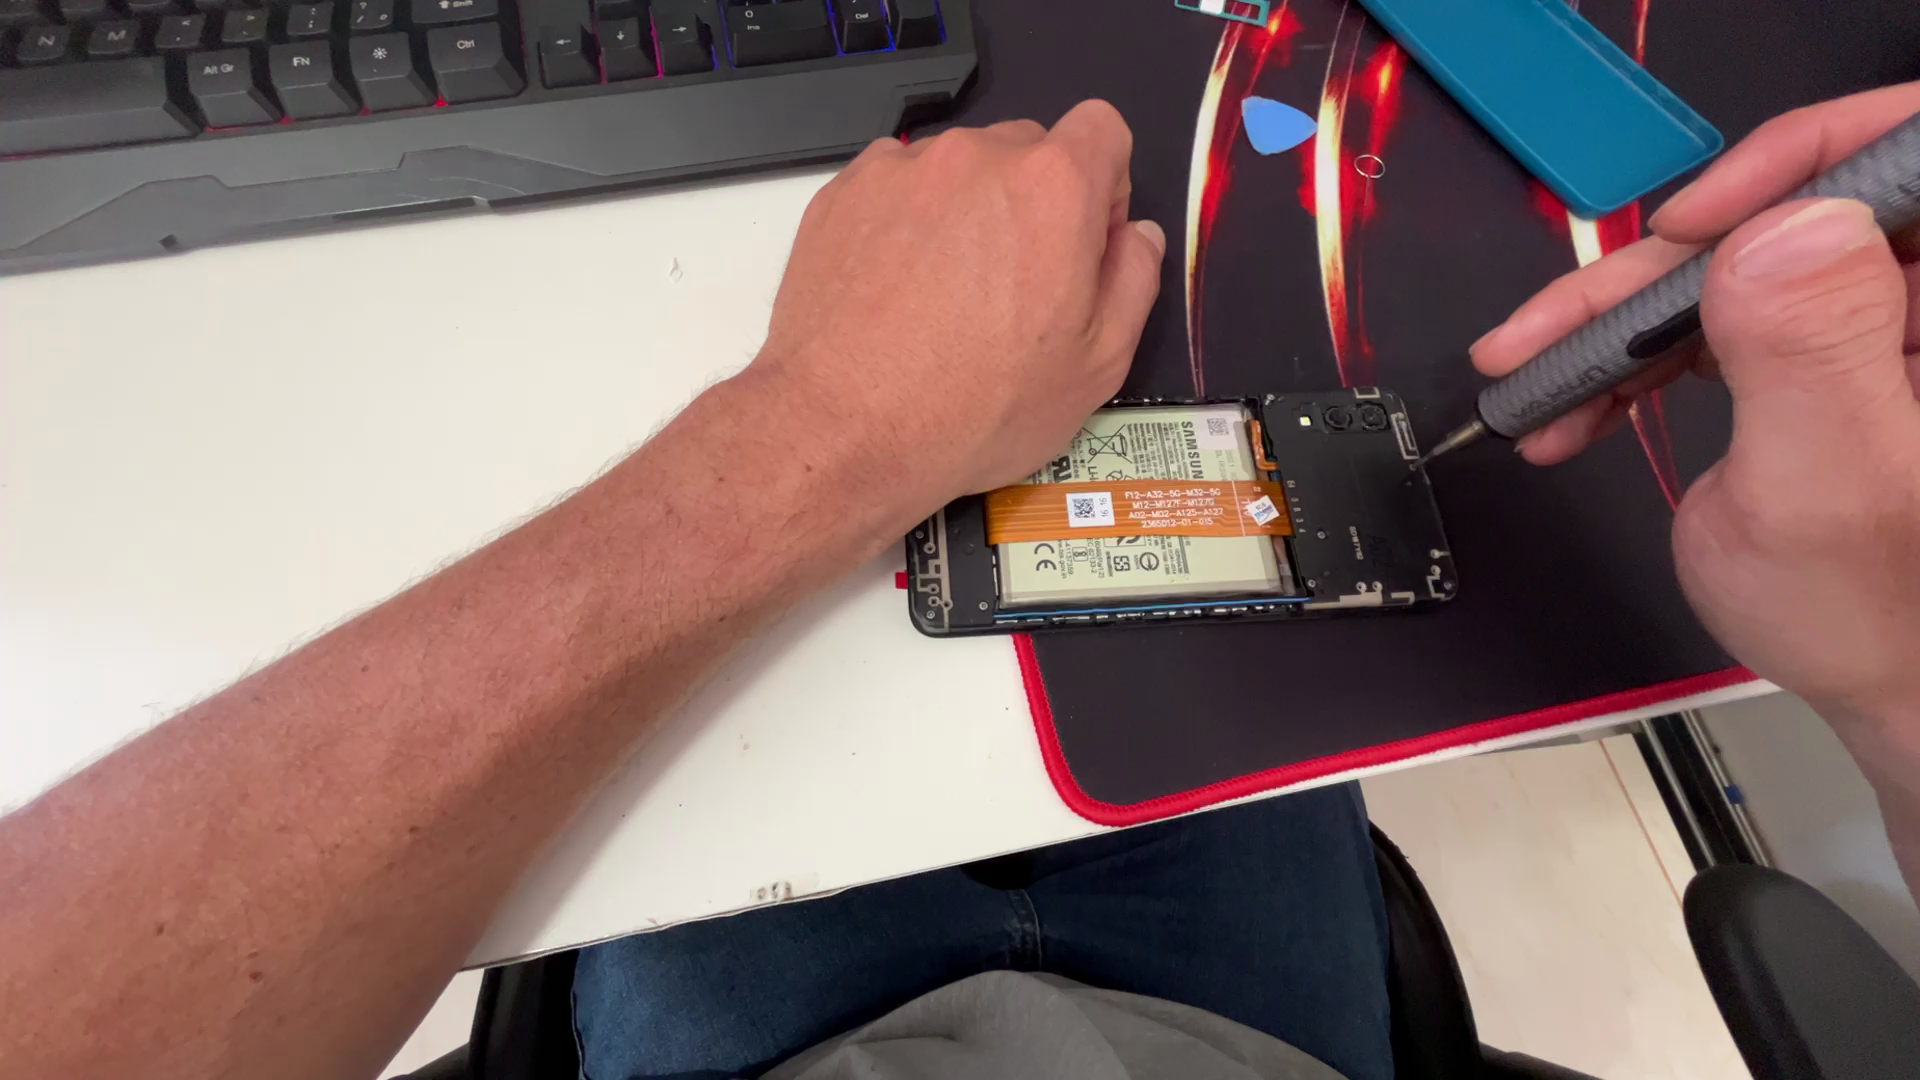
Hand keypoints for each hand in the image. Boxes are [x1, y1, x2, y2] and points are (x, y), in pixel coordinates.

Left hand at [743, 100, 1164, 522]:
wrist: (846, 432)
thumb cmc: (976, 411)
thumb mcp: (1094, 369)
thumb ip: (1135, 282)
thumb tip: (1135, 236)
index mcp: (1053, 188)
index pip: (1101, 132)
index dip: (1101, 188)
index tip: (1081, 245)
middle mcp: (975, 158)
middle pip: (1026, 153)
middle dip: (1032, 207)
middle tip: (1011, 293)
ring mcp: (899, 171)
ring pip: (956, 174)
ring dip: (965, 218)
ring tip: (943, 304)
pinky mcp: (841, 195)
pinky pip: (895, 193)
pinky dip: (905, 228)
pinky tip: (896, 296)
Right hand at [1473, 83, 1919, 720]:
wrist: (1888, 678)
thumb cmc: (1871, 609)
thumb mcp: (1825, 489)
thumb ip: (1810, 356)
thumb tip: (1778, 231)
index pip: (1913, 156)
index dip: (1796, 163)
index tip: (1685, 230)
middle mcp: (1917, 302)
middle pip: (1772, 227)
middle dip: (1634, 285)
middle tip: (1535, 337)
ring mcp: (1861, 328)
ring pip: (1713, 281)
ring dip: (1603, 337)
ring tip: (1531, 394)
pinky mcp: (1801, 361)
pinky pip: (1695, 332)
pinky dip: (1616, 370)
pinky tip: (1568, 416)